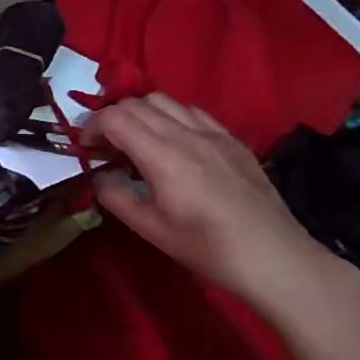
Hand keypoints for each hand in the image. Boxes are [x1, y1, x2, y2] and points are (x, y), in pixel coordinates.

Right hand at [85, 93, 359, 324]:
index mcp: (163, 156)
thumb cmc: (207, 248)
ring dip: (141, 113)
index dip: (91, 126)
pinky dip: (171, 118)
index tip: (85, 147)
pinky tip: (173, 143)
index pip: (115, 117)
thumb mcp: (150, 229)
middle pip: (137, 103)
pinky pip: (193, 113)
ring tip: (136, 141)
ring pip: (165, 101)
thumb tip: (101, 175)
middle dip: (112, 118)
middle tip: (105, 146)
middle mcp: (187, 134)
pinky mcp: (233, 141)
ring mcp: (214, 134)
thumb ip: (115, 196)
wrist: (274, 258)